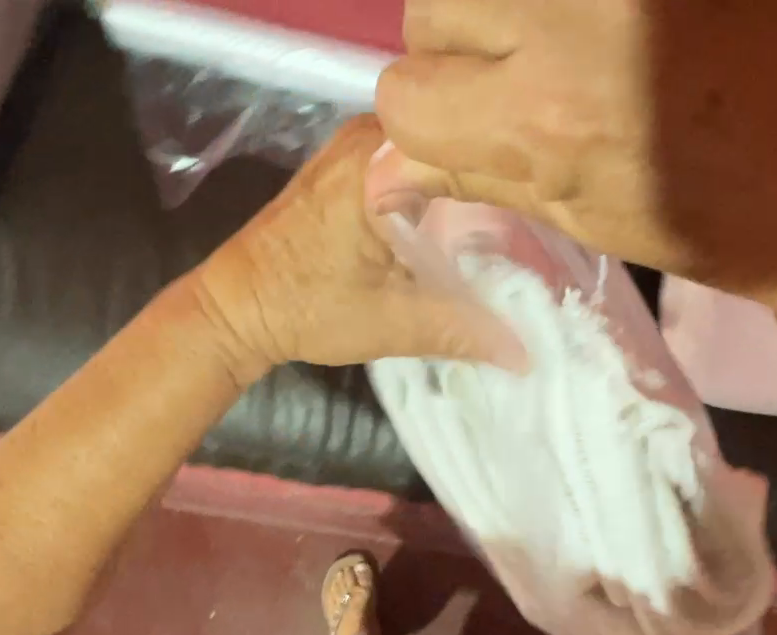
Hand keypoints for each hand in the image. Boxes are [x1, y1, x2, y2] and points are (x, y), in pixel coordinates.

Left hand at [188, 115, 508, 384]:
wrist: (238, 308)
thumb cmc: (306, 310)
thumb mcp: (392, 324)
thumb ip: (463, 332)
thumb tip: (526, 355)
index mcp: (380, 163)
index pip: (469, 160)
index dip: (510, 196)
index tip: (538, 233)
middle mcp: (368, 136)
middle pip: (454, 155)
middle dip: (490, 197)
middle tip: (527, 239)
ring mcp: (354, 144)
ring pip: (433, 161)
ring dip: (463, 197)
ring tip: (499, 237)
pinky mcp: (346, 165)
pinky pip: (409, 168)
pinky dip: (434, 196)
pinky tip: (456, 231)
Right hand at [371, 0, 776, 331]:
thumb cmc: (697, 226)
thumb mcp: (576, 215)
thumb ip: (475, 172)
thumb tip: (388, 166)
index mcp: (543, 114)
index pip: (406, 94)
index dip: (429, 120)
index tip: (469, 129)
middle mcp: (571, 21)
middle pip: (434, 6)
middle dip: (459, 51)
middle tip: (522, 83)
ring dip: (502, 10)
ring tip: (569, 49)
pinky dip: (563, 6)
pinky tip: (606, 35)